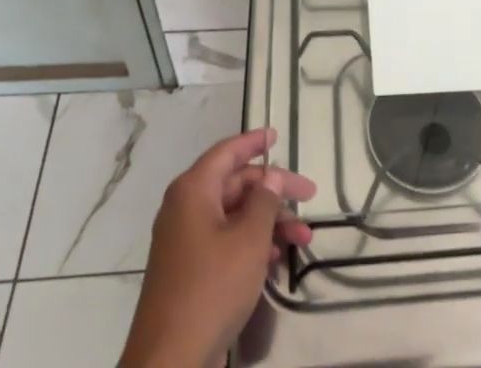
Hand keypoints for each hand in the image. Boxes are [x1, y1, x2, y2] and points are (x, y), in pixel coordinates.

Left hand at [118, 128, 316, 367]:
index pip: (227, 152)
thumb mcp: (249, 240)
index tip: (276, 135)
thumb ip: (264, 202)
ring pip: (233, 215)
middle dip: (273, 190)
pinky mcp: (188, 268)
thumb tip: (270, 177)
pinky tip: (277, 258)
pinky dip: (251, 242)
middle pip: (234, 184)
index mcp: (193, 191)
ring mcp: (184, 239)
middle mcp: (185, 208)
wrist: (170, 356)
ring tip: (304, 237)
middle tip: (310, 197)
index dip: (253, 142)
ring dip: (268, 220)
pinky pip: (225, 240)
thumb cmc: (212, 286)